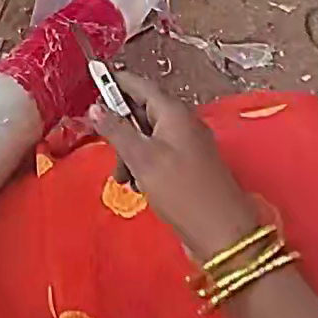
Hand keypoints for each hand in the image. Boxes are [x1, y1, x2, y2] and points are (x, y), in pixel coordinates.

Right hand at [87, 71, 261, 256]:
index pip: (138, 84)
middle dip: (120, 126)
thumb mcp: (141, 158)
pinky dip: (144, 161)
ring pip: (148, 134)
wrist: (224, 236)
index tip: (92, 81)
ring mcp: (188, 143)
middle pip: (142, 110)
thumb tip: (94, 108)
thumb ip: (116, 129)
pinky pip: (159, 151)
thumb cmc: (180, 190)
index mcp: (172, 111)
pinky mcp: (191, 164)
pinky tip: (138, 183)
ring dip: (129, 149)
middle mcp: (182, 121)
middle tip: (105, 144)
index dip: (114, 81)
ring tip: (123, 176)